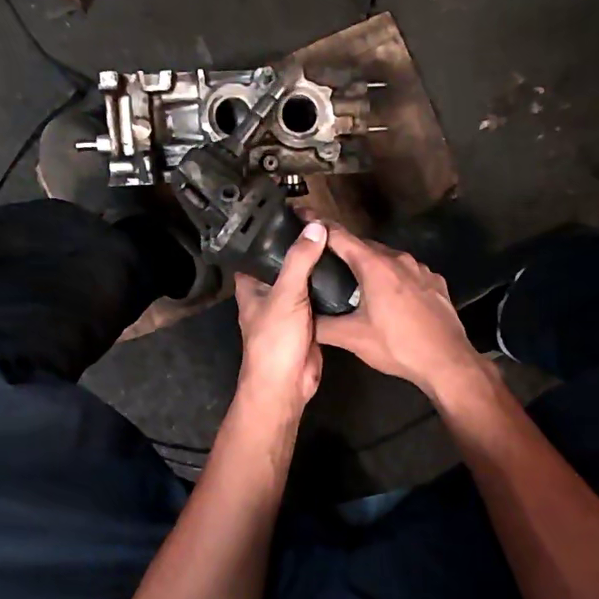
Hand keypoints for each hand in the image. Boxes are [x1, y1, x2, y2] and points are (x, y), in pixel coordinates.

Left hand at [234, 220, 328, 402]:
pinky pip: (319, 299)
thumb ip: (299, 260)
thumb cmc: (274, 339)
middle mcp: (268, 295)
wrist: (287, 384)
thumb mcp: (286, 294)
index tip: (289, 213)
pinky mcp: (309, 322)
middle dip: (300, 248)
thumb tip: (315, 227)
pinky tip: (346, 272)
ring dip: (317, 268)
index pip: (254, 253)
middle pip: (283, 265)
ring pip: (303, 282)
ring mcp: (289, 310)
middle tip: (323, 223)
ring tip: (338, 242)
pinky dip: (330, 288)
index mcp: (251, 287)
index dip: (267, 234)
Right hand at [313, 225, 489, 396]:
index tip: (302, 213)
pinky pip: (408, 273)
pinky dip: (394, 278)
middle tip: (325, 261)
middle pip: (364, 246)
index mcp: (375, 266)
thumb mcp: (353, 338)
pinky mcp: (436, 282)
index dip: (318, 224)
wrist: (447, 361)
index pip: (340, 235)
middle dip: (344, 250)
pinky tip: (390, 297)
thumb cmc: (397, 346)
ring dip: (371, 266)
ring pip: (388, 259)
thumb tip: (302, 320)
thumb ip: (322, 326)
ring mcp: (421, 269)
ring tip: (356, 283)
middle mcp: (399, 259)